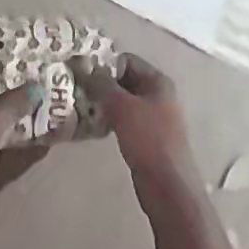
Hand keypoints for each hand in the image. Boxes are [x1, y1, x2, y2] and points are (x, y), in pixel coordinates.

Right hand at [77, 54, 194, 179]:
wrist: (168, 187)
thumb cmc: (148, 140)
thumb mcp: (123, 107)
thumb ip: (103, 85)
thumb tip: (87, 69)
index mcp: (158, 81)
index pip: (127, 60)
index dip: (106, 65)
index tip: (83, 75)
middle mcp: (158, 94)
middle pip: (126, 80)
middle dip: (103, 85)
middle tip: (79, 92)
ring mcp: (154, 117)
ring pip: (124, 101)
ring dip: (105, 103)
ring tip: (84, 108)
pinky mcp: (147, 137)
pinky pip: (126, 119)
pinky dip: (112, 119)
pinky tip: (96, 126)